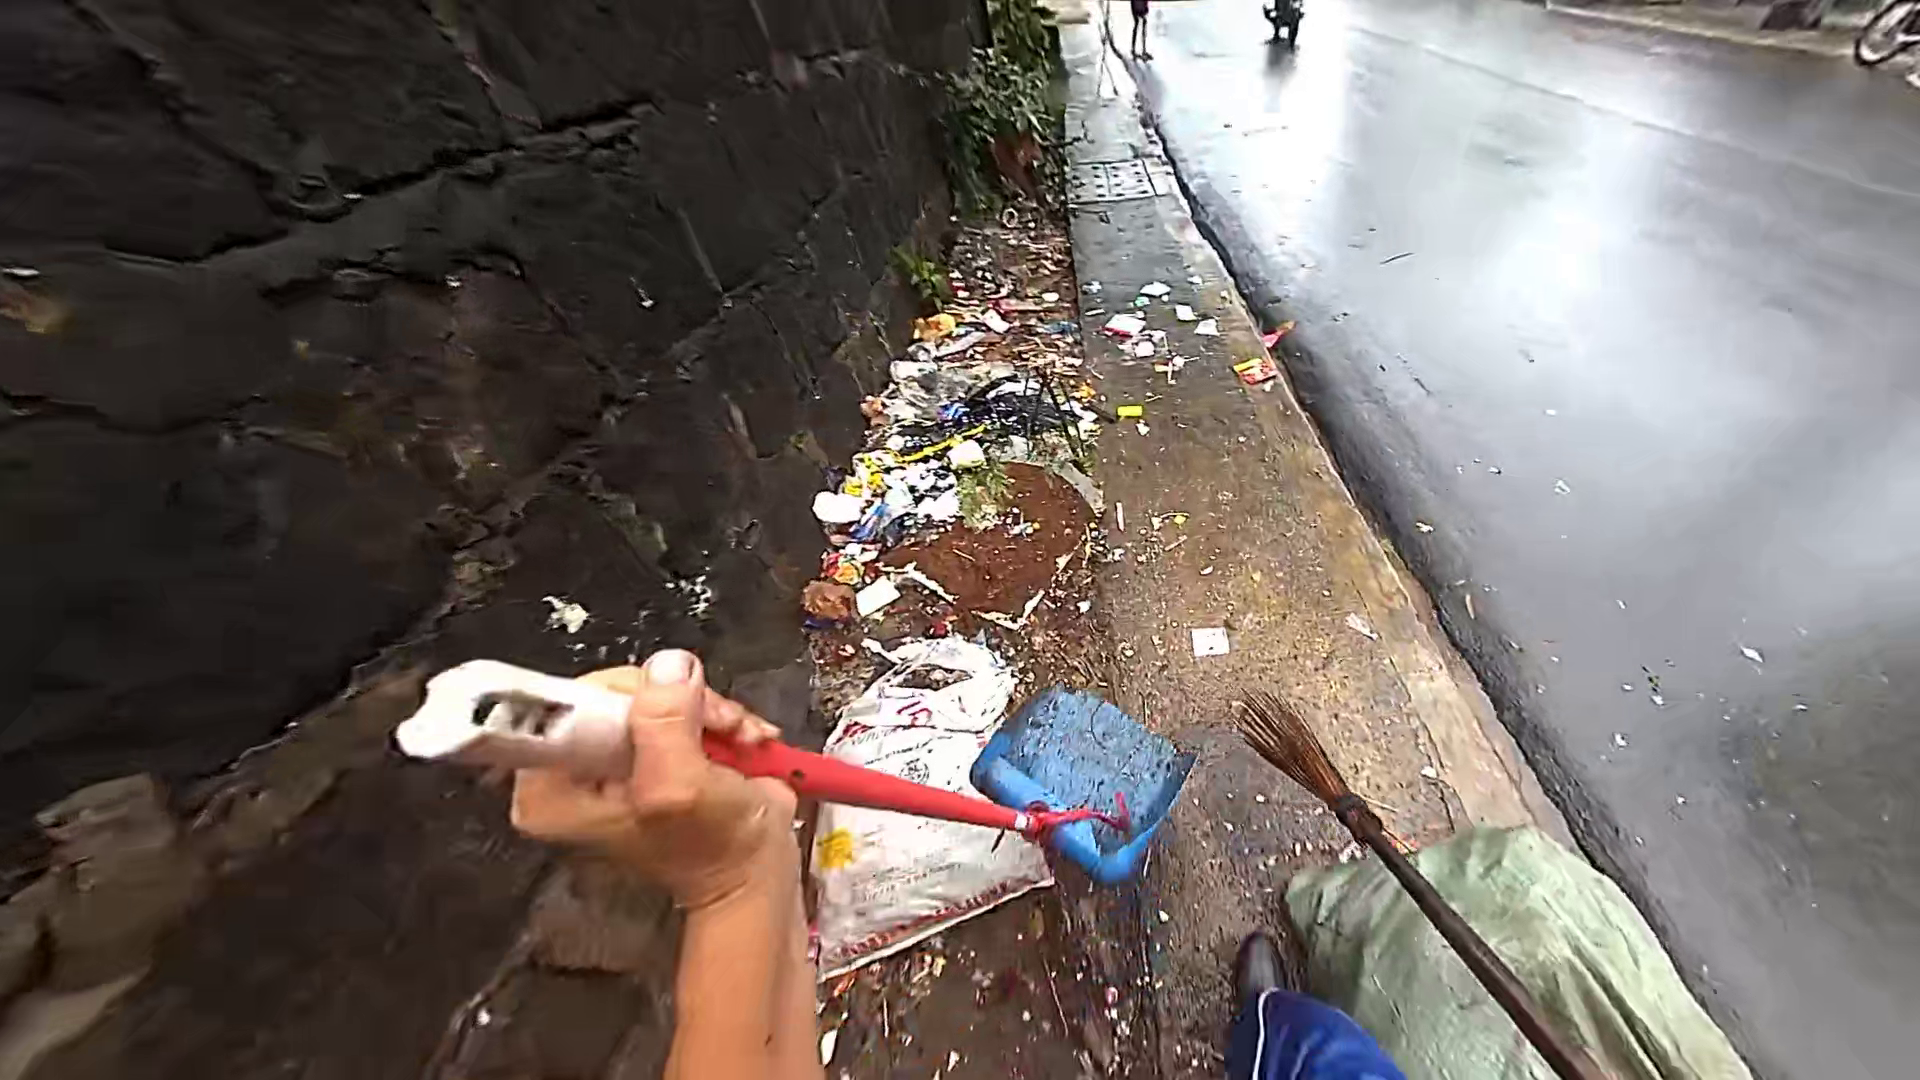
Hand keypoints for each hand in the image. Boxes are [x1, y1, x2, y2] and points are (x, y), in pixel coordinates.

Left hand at [510, 650, 798, 909]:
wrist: (754, 868)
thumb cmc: (710, 846)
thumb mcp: (679, 790)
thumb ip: (665, 726)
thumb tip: (670, 664)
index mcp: (552, 786)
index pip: (570, 702)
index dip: (626, 696)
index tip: (674, 708)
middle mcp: (581, 764)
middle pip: (626, 691)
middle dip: (685, 703)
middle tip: (719, 729)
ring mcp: (626, 752)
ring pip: (666, 692)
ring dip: (714, 711)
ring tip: (740, 741)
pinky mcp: (664, 743)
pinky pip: (689, 702)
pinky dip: (724, 717)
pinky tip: (744, 740)